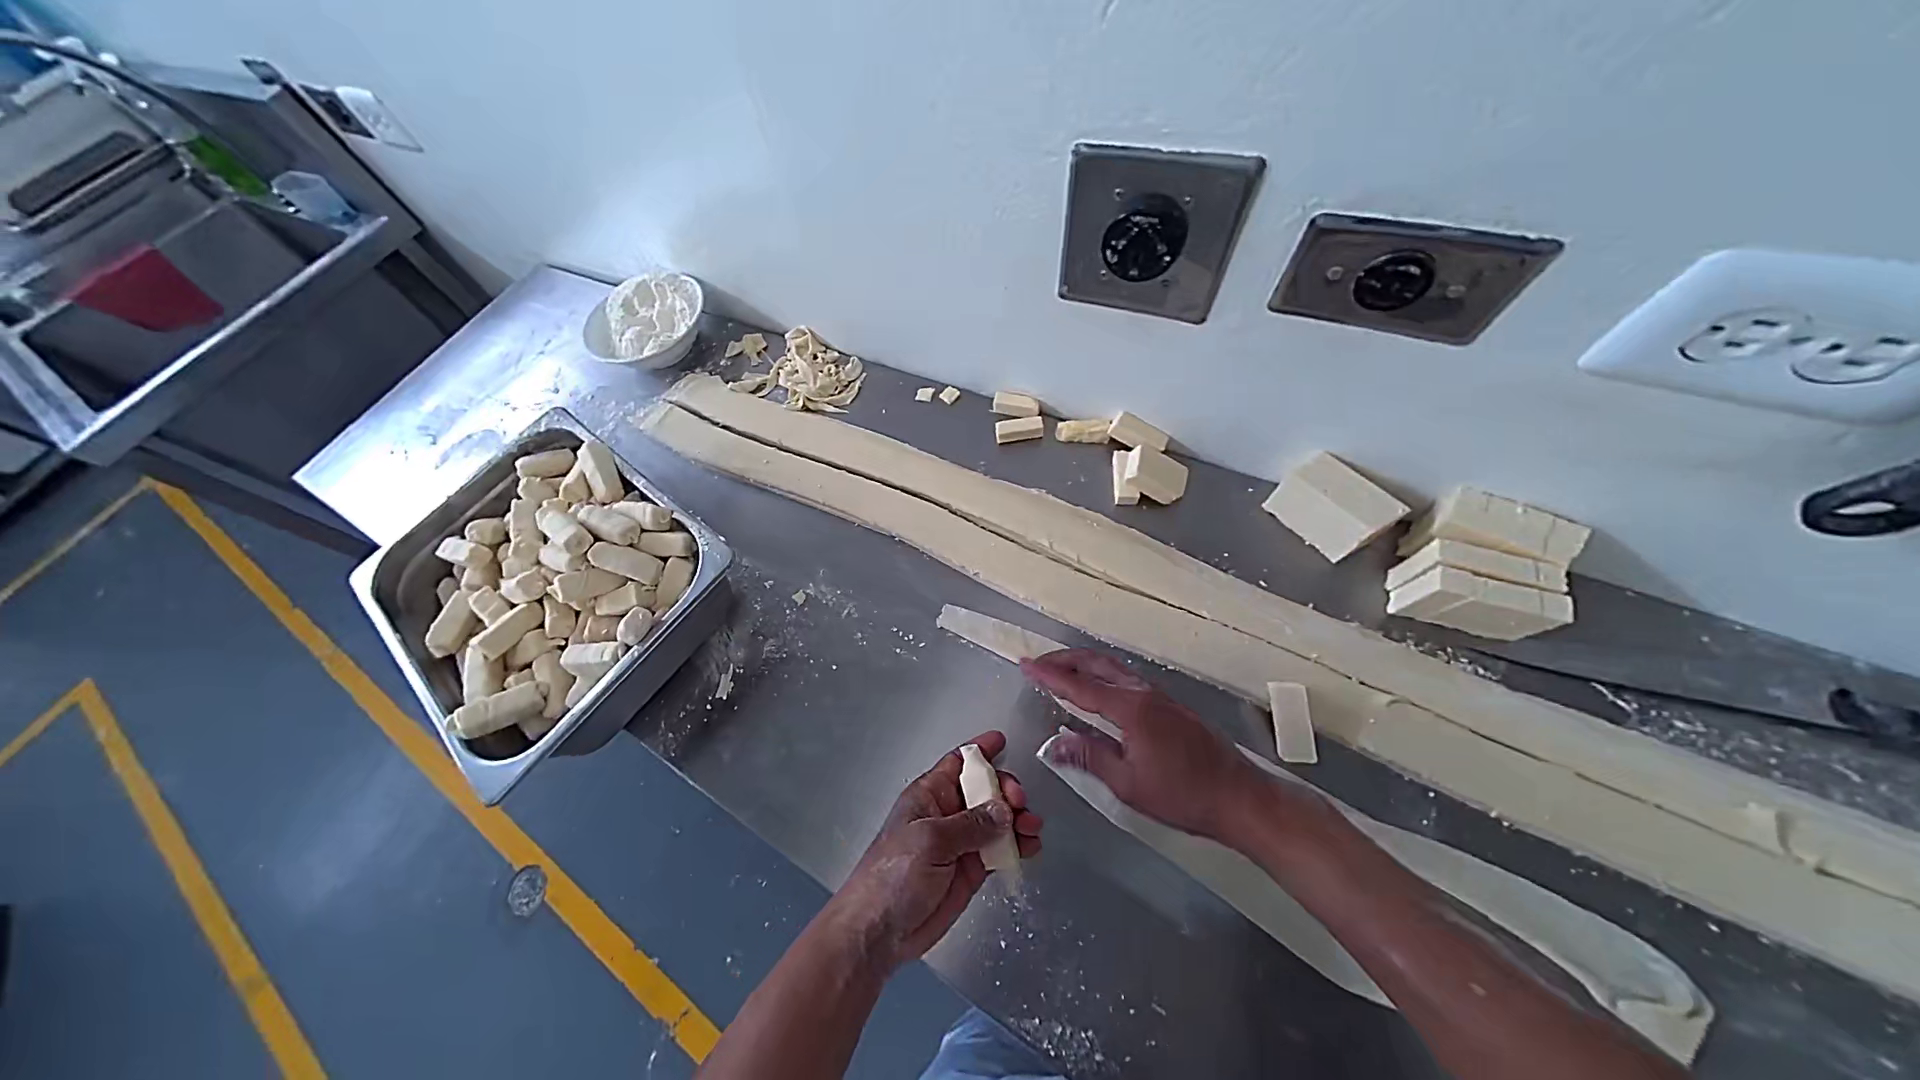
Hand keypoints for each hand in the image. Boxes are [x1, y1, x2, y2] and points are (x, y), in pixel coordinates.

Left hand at [823, 731, 1043, 971]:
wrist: (879, 932)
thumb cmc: (892, 876)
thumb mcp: (931, 840)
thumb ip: (971, 824)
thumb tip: (1004, 810)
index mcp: (929, 795)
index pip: (959, 763)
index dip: (980, 751)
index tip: (1002, 741)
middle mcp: (946, 814)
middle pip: (985, 790)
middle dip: (1006, 791)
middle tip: (1020, 804)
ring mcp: (960, 843)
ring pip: (997, 820)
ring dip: (1017, 820)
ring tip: (1031, 828)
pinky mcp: (970, 870)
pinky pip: (999, 850)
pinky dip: (1017, 846)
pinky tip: (1029, 847)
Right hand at [1022, 649, 1269, 841]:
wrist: (1239, 797)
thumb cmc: (1183, 795)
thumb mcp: (1128, 783)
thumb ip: (1089, 757)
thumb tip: (1054, 743)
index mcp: (1131, 709)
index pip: (1081, 686)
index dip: (1050, 676)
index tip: (1027, 665)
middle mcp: (1145, 694)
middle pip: (1098, 664)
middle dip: (1065, 660)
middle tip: (1039, 663)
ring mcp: (1162, 698)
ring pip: (1115, 669)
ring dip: (1085, 665)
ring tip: (1062, 672)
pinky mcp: (1171, 707)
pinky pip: (1128, 679)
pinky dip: (1104, 676)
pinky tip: (1099, 691)